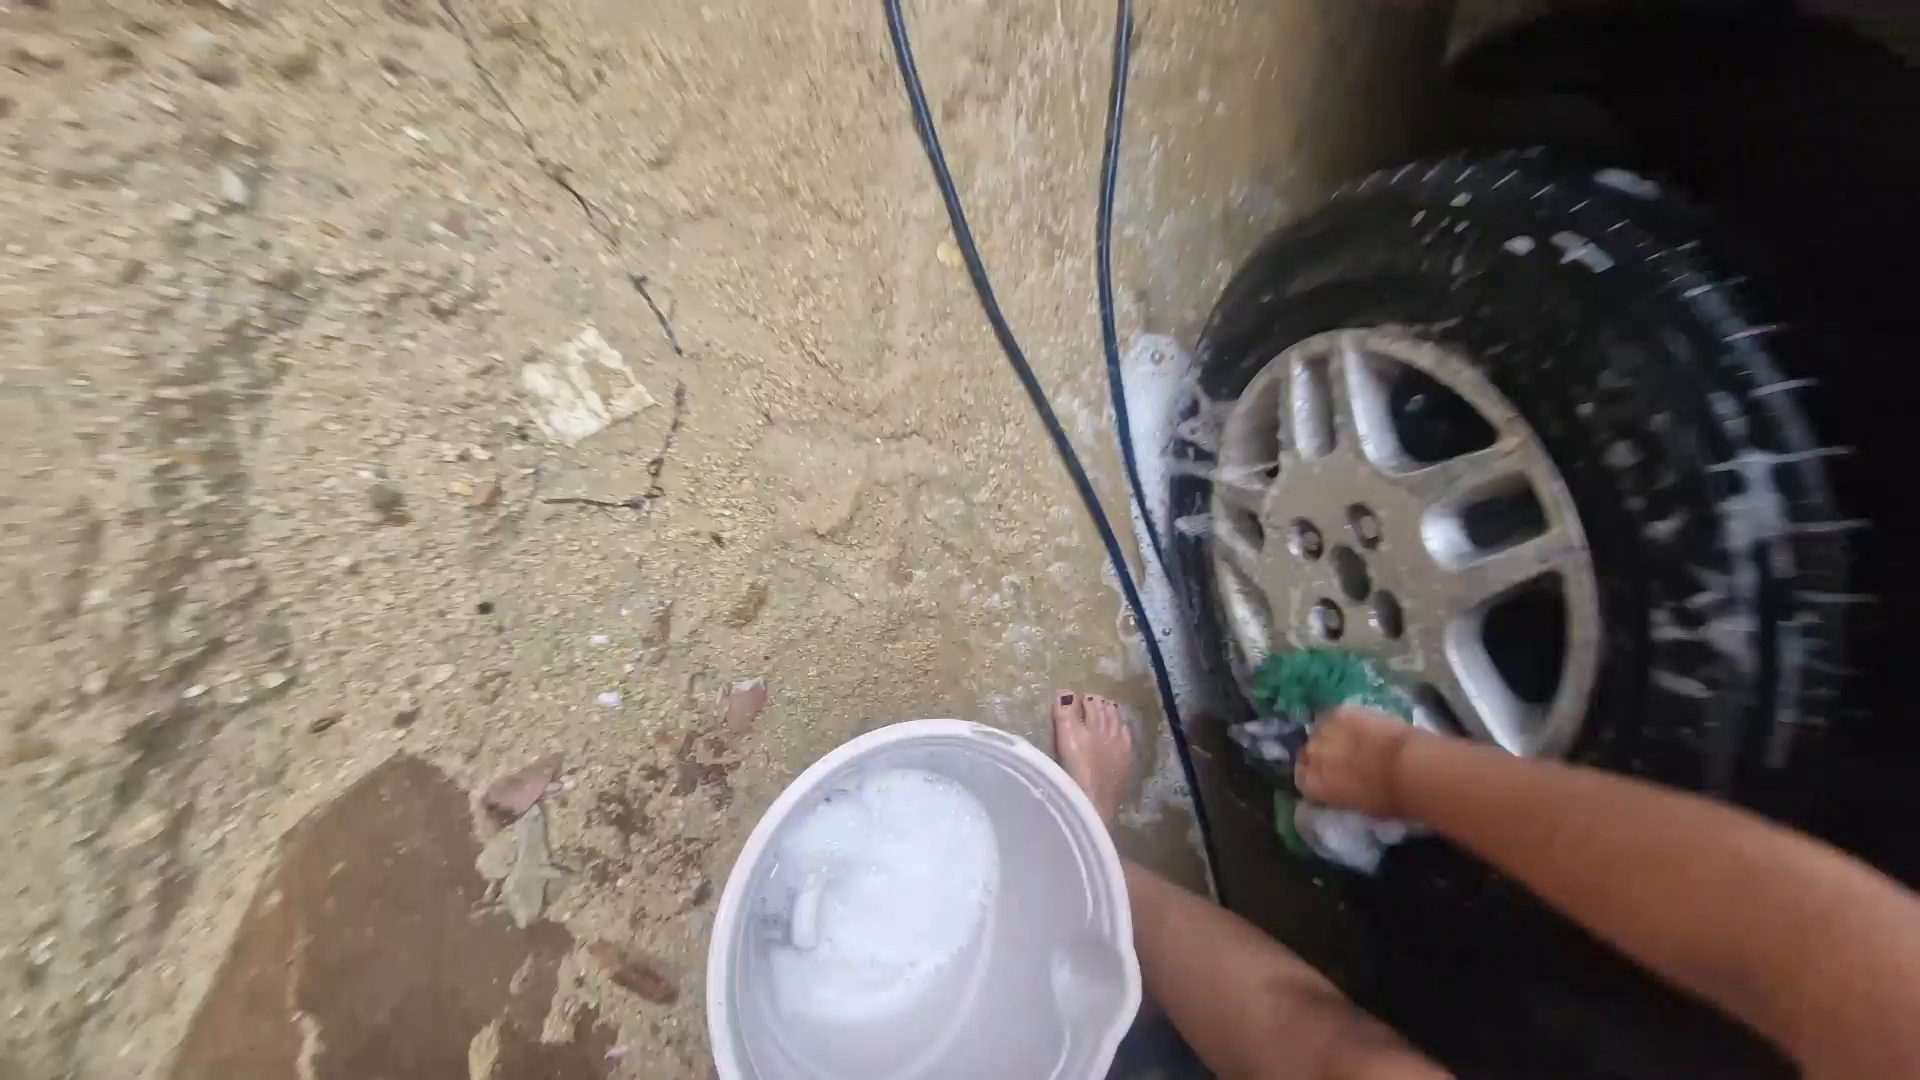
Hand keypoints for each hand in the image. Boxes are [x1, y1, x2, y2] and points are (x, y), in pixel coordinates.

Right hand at [1295, 707, 1419, 817]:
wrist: (1409, 767)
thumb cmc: (1390, 798)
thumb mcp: (1359, 805)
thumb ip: (1341, 792)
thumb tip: (1342, 786)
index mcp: (1314, 784)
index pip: (1301, 779)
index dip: (1314, 777)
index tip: (1326, 778)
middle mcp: (1312, 755)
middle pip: (1309, 752)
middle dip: (1321, 755)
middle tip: (1341, 758)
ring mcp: (1324, 730)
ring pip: (1320, 731)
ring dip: (1332, 736)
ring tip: (1352, 739)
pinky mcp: (1340, 712)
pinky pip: (1336, 716)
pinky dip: (1346, 721)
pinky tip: (1361, 725)